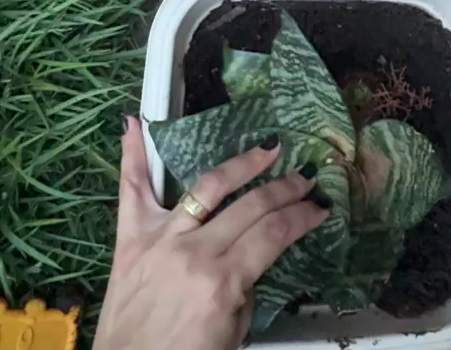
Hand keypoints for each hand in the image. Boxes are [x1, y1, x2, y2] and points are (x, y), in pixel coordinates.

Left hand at [96, 117, 329, 349]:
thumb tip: (250, 258)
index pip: (274, 233)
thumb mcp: (231, 336)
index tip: (319, 208)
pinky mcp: (130, 238)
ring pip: (210, 185)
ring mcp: (161, 238)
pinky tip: (135, 123)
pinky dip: (133, 155)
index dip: (302, 216)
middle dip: (286, 189)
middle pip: (251, 205)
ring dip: (244, 163)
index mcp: (222, 281)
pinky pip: (132, 190)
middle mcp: (194, 251)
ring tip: (269, 148)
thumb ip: (244, 290)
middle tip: (305, 178)